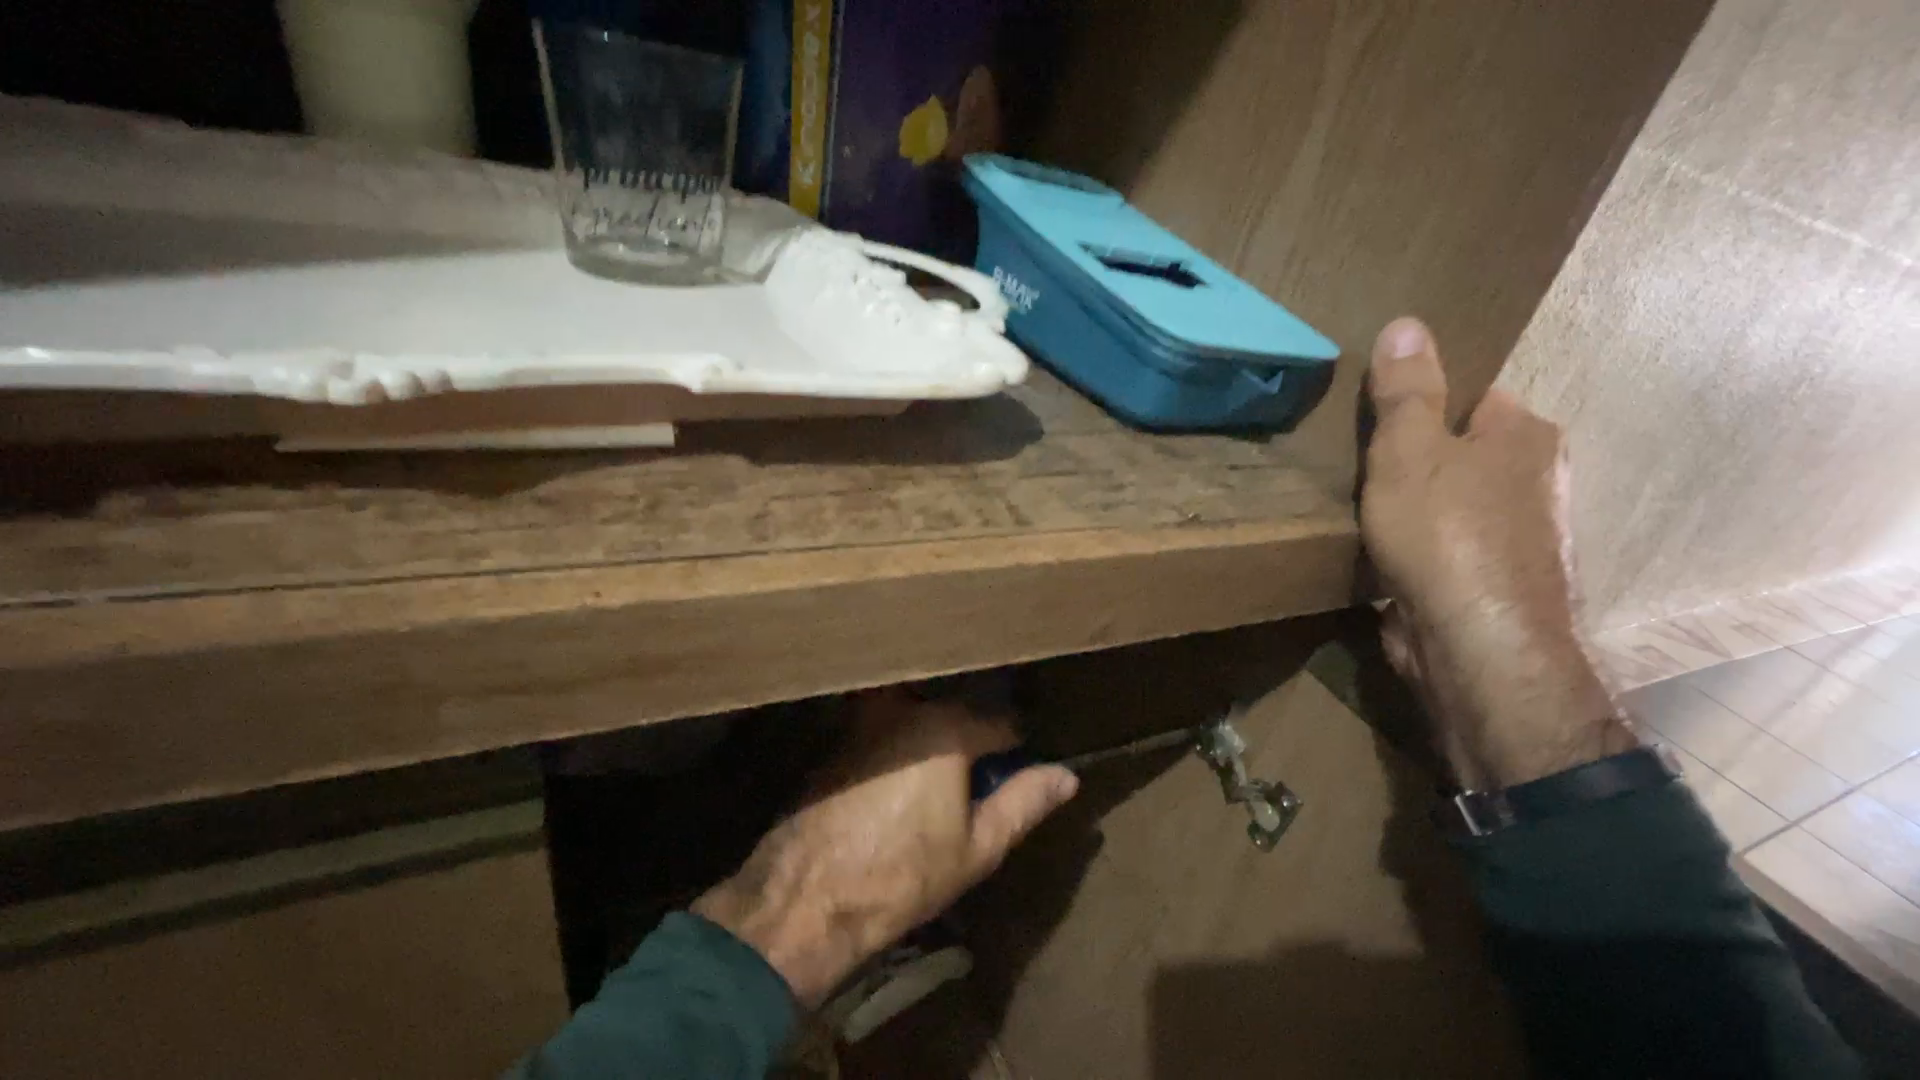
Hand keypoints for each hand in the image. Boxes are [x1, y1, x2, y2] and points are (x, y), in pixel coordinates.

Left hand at [691, 689, 1077, 1005]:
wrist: (807, 897)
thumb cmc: (902, 875)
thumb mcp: (978, 847)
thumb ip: (1024, 803)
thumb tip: (1066, 776)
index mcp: (946, 727)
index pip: (1002, 723)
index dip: (1017, 751)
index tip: (1018, 776)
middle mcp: (904, 709)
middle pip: (957, 716)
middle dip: (972, 745)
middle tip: (976, 791)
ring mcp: (864, 721)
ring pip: (918, 722)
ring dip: (932, 747)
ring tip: (937, 794)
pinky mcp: (836, 741)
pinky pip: (885, 735)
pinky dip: (899, 753)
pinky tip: (895, 797)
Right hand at [1361, 317, 1634, 789]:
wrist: (1478, 645)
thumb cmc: (1444, 534)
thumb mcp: (1409, 449)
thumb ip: (1407, 390)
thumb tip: (1407, 322)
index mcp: (1526, 435)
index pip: (1477, 394)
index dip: (1426, 402)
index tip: (1378, 420)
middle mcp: (1539, 480)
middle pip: (1466, 450)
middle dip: (1420, 458)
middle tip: (1362, 466)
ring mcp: (1524, 537)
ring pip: (1459, 502)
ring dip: (1420, 507)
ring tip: (1367, 511)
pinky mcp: (1499, 584)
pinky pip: (1453, 548)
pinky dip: (1425, 549)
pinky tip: (1390, 558)